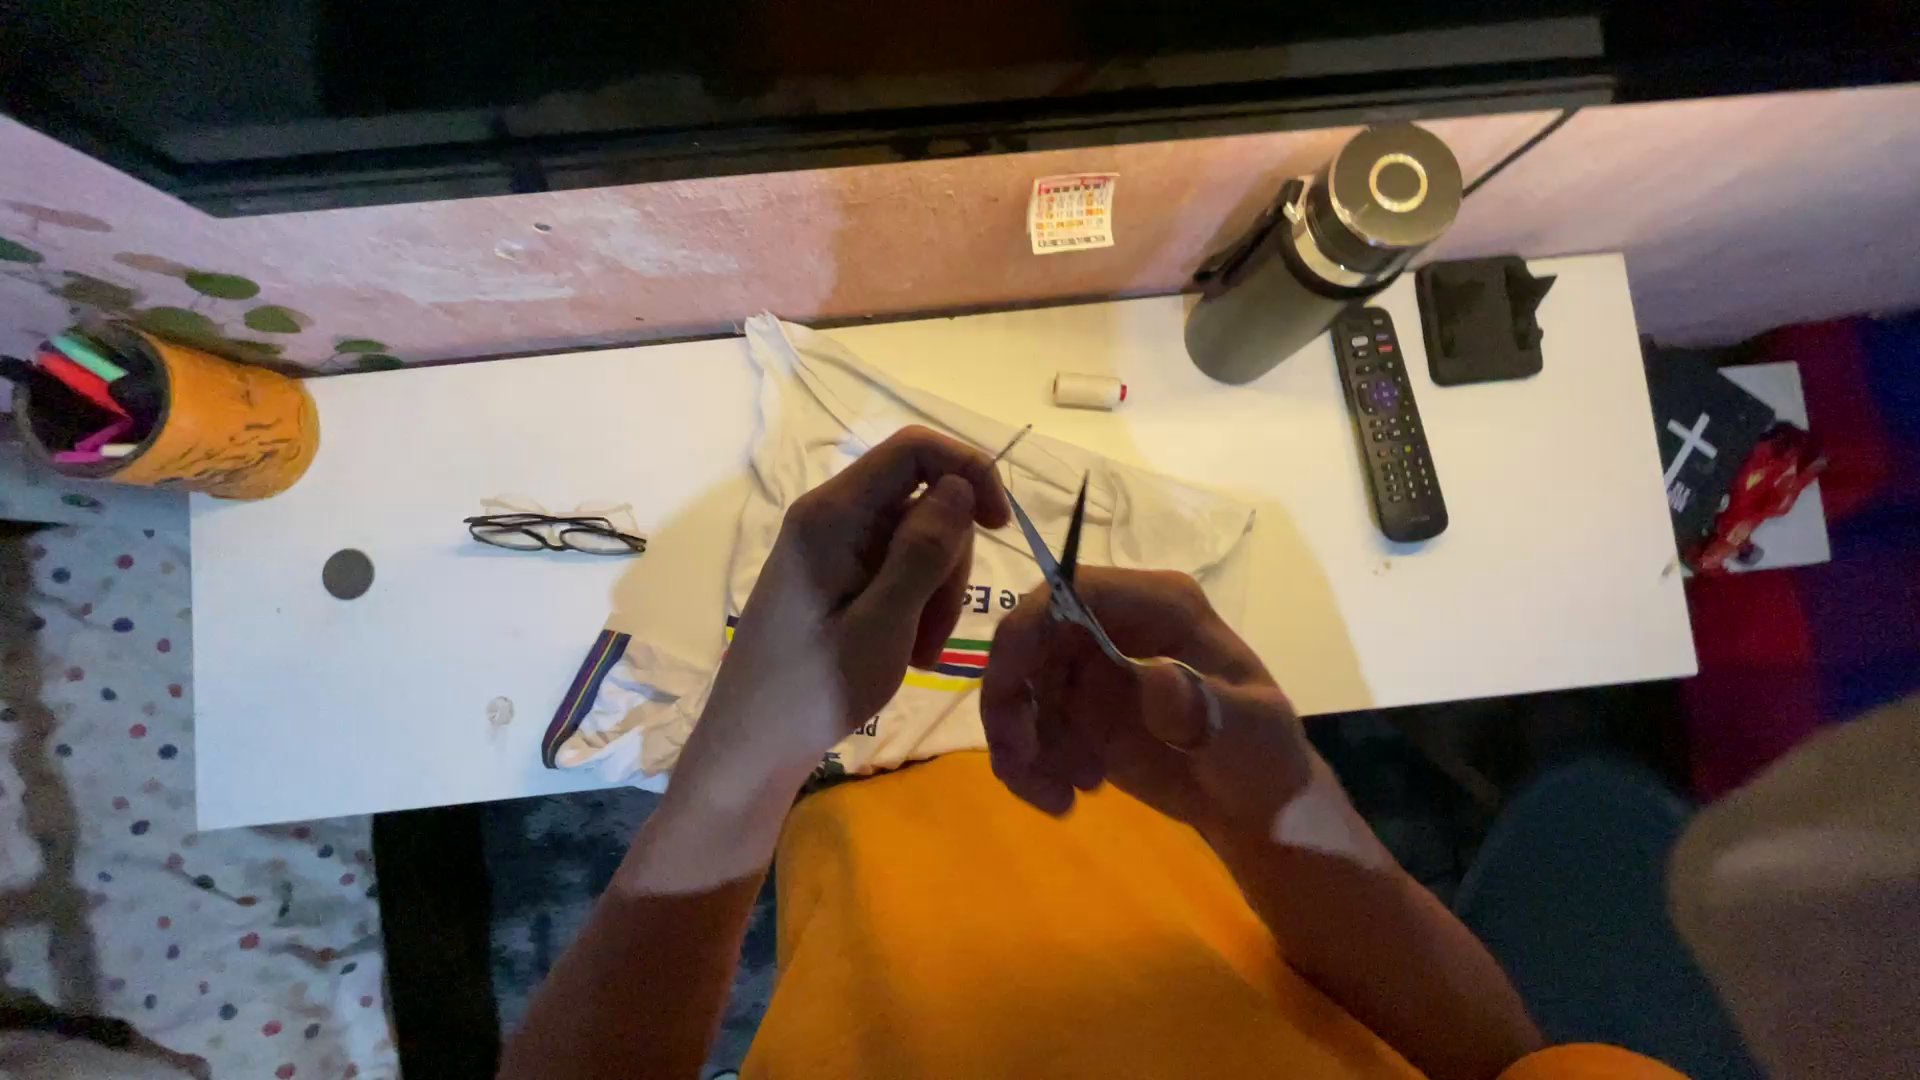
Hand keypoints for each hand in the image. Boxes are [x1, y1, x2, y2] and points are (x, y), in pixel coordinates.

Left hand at [677, 425, 1011, 795]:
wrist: (754, 742)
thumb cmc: (813, 690)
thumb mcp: (883, 625)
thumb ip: (923, 551)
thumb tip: (961, 484)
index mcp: (833, 515)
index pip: (913, 449)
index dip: (968, 470)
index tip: (1000, 527)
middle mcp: (831, 515)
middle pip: (923, 498)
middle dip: (950, 557)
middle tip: (939, 630)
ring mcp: (834, 543)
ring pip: (919, 535)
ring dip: (937, 589)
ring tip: (920, 651)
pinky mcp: (838, 570)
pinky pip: (899, 564)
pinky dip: (918, 601)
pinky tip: (908, 646)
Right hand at [980, 568, 1314, 834]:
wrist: (1252, 807)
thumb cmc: (1262, 758)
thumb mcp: (1254, 737)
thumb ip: (1209, 709)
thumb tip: (1158, 677)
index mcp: (1158, 606)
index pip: (1076, 589)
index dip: (1030, 625)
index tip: (1008, 687)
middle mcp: (1114, 624)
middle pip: (1029, 635)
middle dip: (1009, 698)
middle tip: (1020, 760)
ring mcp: (1090, 665)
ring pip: (1018, 684)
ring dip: (1018, 741)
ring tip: (1058, 797)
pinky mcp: (1074, 706)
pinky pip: (1026, 722)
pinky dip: (1029, 761)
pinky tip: (1063, 798)